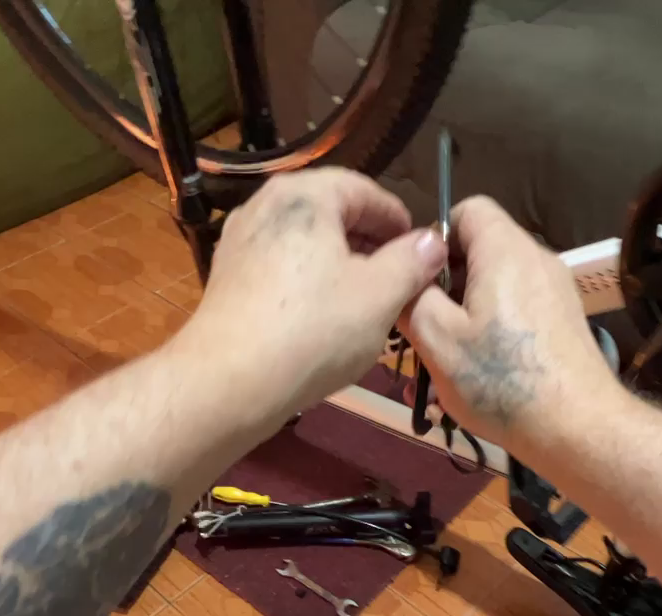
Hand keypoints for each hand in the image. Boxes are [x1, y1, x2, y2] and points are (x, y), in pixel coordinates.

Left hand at [184, 168, 446, 409]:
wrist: (231, 381)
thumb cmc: (315, 330)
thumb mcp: (380, 296)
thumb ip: (412, 262)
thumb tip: (433, 241)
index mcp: (305, 195)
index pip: (364, 189)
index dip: (398, 219)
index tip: (420, 248)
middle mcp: (265, 206)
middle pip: (331, 214)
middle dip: (369, 243)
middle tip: (398, 277)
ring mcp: (240, 243)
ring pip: (306, 245)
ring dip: (340, 266)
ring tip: (366, 301)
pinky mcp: (228, 280)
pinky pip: (282, 270)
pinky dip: (310, 283)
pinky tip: (324, 318)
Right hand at [404, 196, 623, 451]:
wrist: (576, 428)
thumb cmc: (500, 379)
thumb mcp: (436, 338)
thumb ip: (411, 298)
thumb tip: (405, 281)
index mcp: (505, 249)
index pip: (466, 209)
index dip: (434, 238)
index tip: (415, 281)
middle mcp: (536, 260)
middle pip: (481, 253)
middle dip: (445, 288)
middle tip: (422, 332)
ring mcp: (556, 293)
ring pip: (496, 290)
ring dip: (465, 320)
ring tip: (444, 365)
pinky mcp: (564, 324)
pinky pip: (517, 316)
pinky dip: (492, 336)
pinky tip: (478, 379)